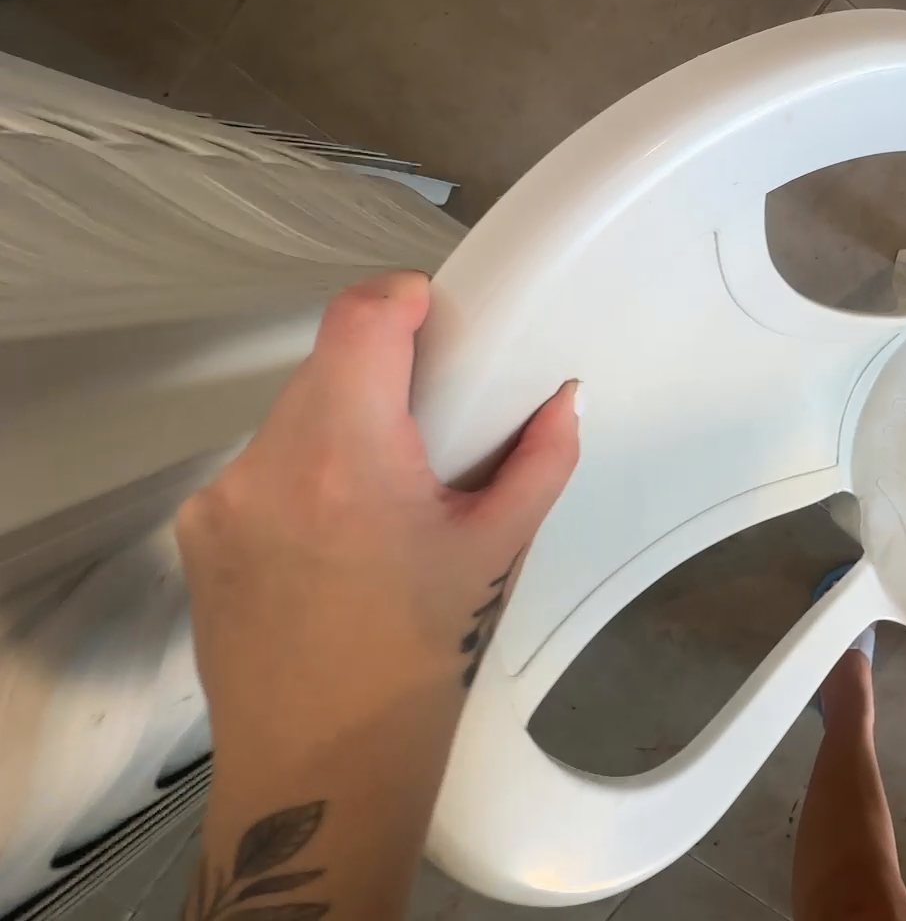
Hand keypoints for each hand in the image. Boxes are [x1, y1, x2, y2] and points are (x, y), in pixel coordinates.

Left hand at [177, 270, 579, 767]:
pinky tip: (354, 521)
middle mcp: (265, 467)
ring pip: (297, 412)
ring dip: (354, 416)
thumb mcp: (503, 543)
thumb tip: (564, 399)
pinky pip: (268, 458)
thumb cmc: (424, 644)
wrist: (327, 748)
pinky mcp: (202, 527)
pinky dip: (318, 459)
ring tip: (404, 478)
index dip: (400, 295)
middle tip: (445, 411)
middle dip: (390, 368)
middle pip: (328, 365)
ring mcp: (221, 498)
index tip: (436, 306)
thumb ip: (544, 457)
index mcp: (347, 461)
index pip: (357, 325)